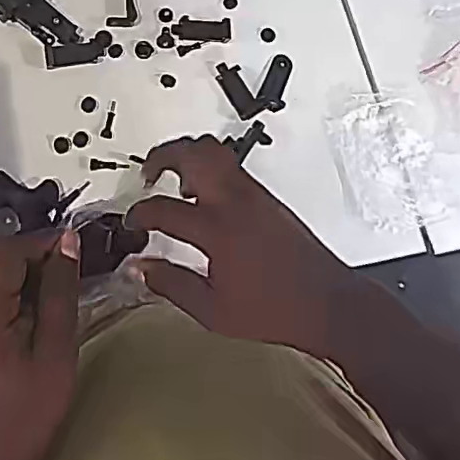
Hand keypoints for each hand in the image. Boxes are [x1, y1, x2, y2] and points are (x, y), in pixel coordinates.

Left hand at [0, 228, 80, 459]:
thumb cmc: (24, 417)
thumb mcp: (56, 352)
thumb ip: (61, 292)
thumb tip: (68, 242)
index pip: (9, 249)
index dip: (43, 241)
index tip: (73, 247)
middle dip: (38, 254)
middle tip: (69, 270)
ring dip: (29, 271)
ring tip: (57, 292)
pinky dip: (17, 290)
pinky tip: (37, 311)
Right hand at [126, 135, 377, 362]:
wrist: (326, 302)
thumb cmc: (278, 309)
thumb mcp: (213, 310)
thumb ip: (171, 285)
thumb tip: (142, 269)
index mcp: (219, 230)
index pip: (165, 207)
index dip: (140, 214)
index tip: (133, 223)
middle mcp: (235, 201)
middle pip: (190, 153)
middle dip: (160, 156)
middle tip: (147, 174)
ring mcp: (251, 192)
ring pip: (213, 149)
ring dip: (186, 153)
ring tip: (172, 174)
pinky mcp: (263, 193)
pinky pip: (228, 162)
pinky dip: (206, 163)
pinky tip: (201, 189)